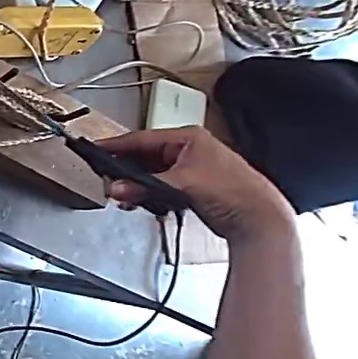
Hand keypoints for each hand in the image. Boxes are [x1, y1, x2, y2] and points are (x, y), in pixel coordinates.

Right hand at [94, 127, 295, 246]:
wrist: (260, 220)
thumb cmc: (236, 192)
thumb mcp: (183, 185)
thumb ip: (145, 187)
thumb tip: (117, 188)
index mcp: (189, 138)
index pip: (142, 138)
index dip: (117, 145)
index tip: (97, 148)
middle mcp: (187, 150)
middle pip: (144, 157)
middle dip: (125, 170)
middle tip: (106, 178)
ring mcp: (188, 169)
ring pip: (150, 173)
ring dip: (136, 185)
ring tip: (122, 194)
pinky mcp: (189, 187)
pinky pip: (159, 187)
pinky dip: (147, 194)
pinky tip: (138, 201)